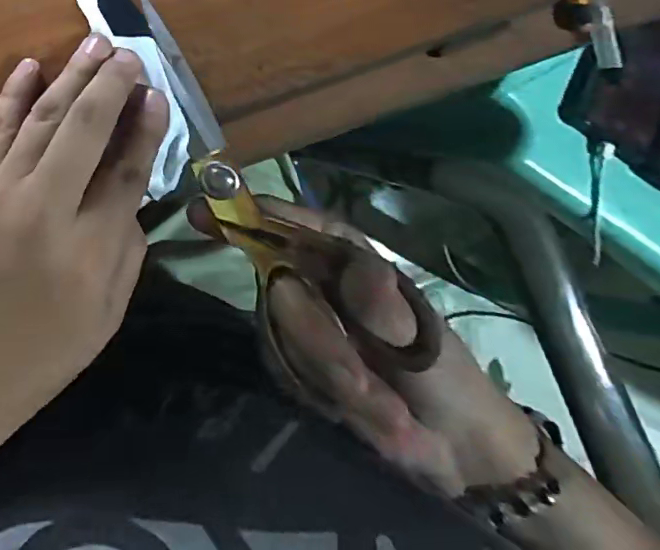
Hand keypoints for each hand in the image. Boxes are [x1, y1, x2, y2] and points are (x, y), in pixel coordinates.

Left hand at [0, 36, 169, 489]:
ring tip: (95, 44)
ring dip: (70, 76)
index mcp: (86, 250)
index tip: (157, 95)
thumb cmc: (45, 351)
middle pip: (83, 130)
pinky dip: (14, 94)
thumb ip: (127, 245)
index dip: (146, 129)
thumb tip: (132, 183)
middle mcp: (42, 209)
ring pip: (41, 119)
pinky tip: (31, 64)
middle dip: (110, 85)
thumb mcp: (108, 313)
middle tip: (130, 53)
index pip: (127, 172)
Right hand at [250, 200, 540, 497]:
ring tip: (380, 405)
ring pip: (279, 334)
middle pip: (276, 285)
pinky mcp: (291, 358)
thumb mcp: (420, 341)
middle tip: (363, 384)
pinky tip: (355, 408)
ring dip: (330, 378)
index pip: (288, 223)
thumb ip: (382, 307)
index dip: (248, 214)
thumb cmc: (443, 373)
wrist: (454, 447)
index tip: (205, 211)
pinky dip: (319, 393)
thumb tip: (360, 270)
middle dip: (317, 341)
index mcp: (343, 256)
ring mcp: (298, 319)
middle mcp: (312, 278)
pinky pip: (280, 367)